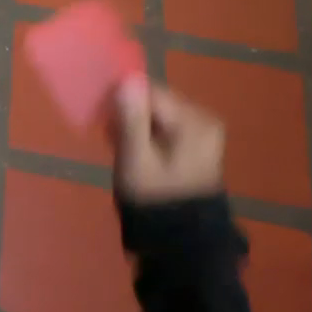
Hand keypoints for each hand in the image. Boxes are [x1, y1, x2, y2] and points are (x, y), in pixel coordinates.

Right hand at [111, 77, 224, 203]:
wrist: (181, 232)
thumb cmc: (154, 195)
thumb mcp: (135, 157)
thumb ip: (131, 118)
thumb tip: (127, 78)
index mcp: (193, 120)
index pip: (147, 91)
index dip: (122, 103)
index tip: (108, 124)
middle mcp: (203, 117)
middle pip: (152, 99)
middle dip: (129, 114)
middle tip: (116, 139)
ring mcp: (203, 128)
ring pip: (155, 110)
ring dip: (135, 124)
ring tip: (127, 148)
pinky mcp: (197, 138)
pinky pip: (163, 121)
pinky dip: (147, 132)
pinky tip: (140, 151)